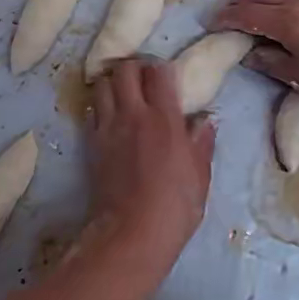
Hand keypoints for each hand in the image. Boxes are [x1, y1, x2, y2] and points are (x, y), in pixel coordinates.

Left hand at [79, 59, 215, 290]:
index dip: (163, 68)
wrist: (131, 232)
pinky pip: (93, 110)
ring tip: (124, 93)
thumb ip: (201, 144)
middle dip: (134, 67)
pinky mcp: (92, 141)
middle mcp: (134, 114)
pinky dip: (101, 106)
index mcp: (165, 119)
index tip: (167, 76)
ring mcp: (109, 126)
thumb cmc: (175, 208)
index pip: (159, 73)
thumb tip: (206, 121)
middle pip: (125, 69)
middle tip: (143, 79)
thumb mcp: (200, 177)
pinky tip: (111, 117)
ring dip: (113, 82)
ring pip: (103, 84)